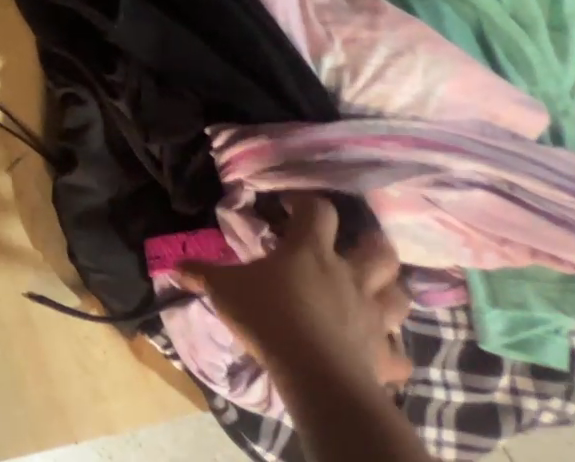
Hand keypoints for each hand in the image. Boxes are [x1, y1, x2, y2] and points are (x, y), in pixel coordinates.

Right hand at [183, 193, 411, 388]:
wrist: (314, 371)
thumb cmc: (267, 316)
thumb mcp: (222, 288)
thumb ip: (200, 273)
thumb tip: (175, 265)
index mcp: (310, 253)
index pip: (317, 212)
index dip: (305, 202)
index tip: (289, 203)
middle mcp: (350, 277)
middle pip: (379, 250)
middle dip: (370, 242)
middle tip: (353, 242)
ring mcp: (374, 315)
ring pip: (399, 295)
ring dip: (389, 290)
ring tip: (371, 291)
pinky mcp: (385, 353)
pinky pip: (398, 350)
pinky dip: (390, 347)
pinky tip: (377, 347)